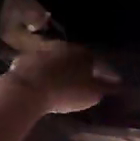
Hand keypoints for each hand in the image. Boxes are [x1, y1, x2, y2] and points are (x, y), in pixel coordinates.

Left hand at [3, 40, 119, 113]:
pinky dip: (42, 72)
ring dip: (60, 68)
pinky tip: (41, 82)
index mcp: (84, 53)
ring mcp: (42, 50)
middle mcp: (64, 46)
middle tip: (84, 80)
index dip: (105, 73)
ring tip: (61, 81)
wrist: (28, 89)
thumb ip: (104, 87)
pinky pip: (37, 66)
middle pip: (76, 57)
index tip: (110, 81)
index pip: (99, 62)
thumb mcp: (91, 94)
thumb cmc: (65, 91)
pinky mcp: (24, 58)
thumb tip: (115, 83)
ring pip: (56, 59)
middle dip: (80, 67)